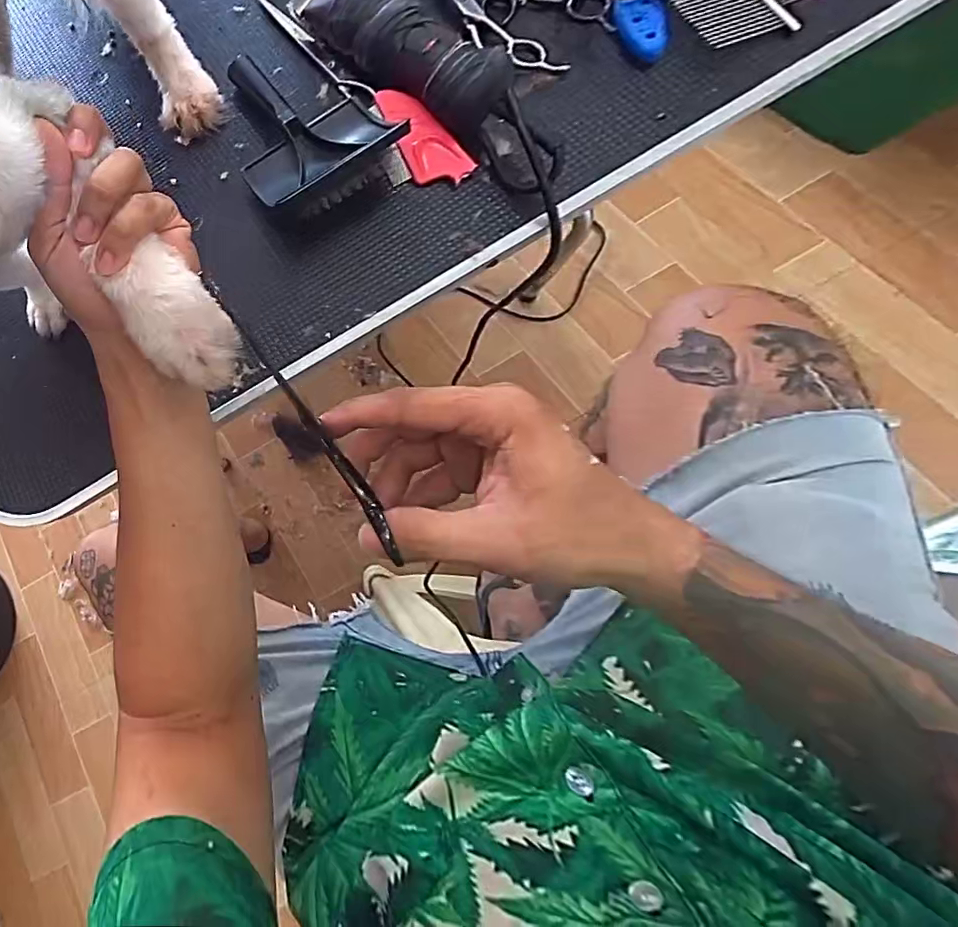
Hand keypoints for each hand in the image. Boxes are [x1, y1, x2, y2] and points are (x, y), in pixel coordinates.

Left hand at [26, 107, 200, 338]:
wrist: (113, 327)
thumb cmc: (79, 287)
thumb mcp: (46, 240)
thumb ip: (47, 189)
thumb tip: (45, 132)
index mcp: (81, 181)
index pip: (85, 129)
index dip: (80, 124)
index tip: (70, 145)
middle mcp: (114, 185)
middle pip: (113, 144)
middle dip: (92, 179)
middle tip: (79, 220)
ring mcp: (145, 200)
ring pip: (133, 168)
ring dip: (106, 207)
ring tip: (91, 246)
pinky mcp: (172, 221)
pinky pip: (153, 204)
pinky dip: (127, 232)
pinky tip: (113, 261)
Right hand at [321, 385, 696, 589]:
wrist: (634, 550)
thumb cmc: (578, 536)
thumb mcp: (496, 540)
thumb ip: (425, 534)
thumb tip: (364, 536)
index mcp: (498, 412)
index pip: (416, 406)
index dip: (365, 416)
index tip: (323, 426)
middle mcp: (492, 413)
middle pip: (418, 426)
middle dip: (381, 459)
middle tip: (350, 492)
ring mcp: (493, 436)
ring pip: (427, 450)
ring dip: (401, 482)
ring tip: (382, 520)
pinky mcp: (495, 460)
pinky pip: (444, 469)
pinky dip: (424, 493)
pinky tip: (409, 520)